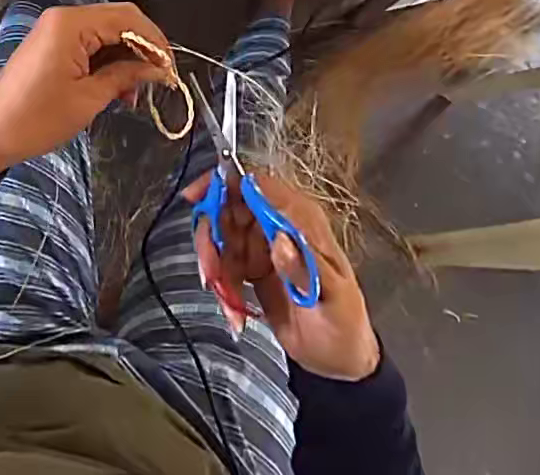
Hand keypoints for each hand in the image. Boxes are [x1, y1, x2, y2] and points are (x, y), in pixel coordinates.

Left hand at [0, 3, 173, 172]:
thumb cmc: (36, 118)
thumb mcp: (89, 99)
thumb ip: (126, 75)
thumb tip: (157, 68)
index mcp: (71, 24)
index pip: (127, 18)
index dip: (154, 41)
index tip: (169, 67)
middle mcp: (65, 18)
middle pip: (119, 20)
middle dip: (143, 47)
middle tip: (159, 76)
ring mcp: (57, 29)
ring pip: (107, 33)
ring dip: (127, 57)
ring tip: (136, 90)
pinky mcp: (54, 43)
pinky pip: (91, 43)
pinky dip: (108, 61)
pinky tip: (119, 87)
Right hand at [184, 166, 381, 380]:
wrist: (339, 356)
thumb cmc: (343, 321)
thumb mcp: (331, 295)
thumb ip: (304, 267)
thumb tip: (280, 239)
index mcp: (299, 217)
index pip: (256, 184)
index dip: (223, 183)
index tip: (196, 197)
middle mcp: (277, 223)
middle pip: (228, 208)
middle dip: (211, 238)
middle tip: (210, 273)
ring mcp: (262, 244)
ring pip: (220, 237)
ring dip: (215, 268)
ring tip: (228, 300)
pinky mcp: (251, 266)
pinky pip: (222, 265)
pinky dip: (222, 287)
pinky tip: (235, 312)